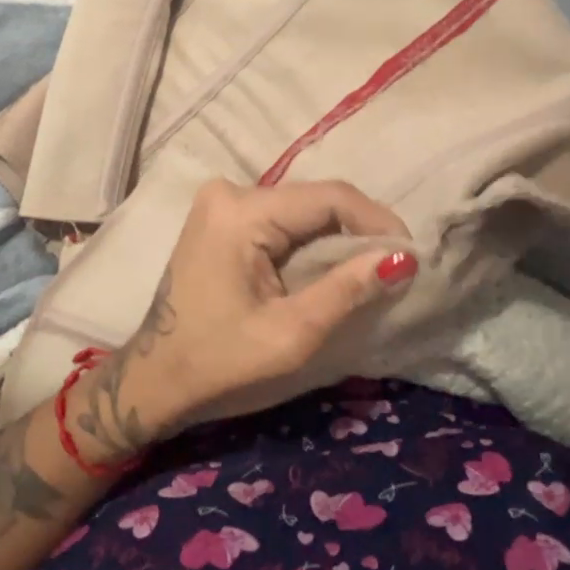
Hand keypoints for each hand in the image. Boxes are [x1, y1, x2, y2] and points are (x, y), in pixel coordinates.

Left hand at [120, 179, 417, 431]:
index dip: (377, 221)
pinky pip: (280, 219)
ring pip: (300, 208)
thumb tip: (405, 258)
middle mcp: (228, 193)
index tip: (412, 255)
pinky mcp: (219, 218)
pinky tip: (330, 266)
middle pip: (314, 199)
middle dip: (359, 229)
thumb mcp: (292, 333)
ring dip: (337, 235)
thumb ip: (347, 290)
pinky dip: (309, 240)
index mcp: (240, 213)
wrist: (157, 377)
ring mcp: (219, 203)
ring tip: (371, 269)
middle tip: (396, 266)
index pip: (329, 197)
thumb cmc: (220, 363)